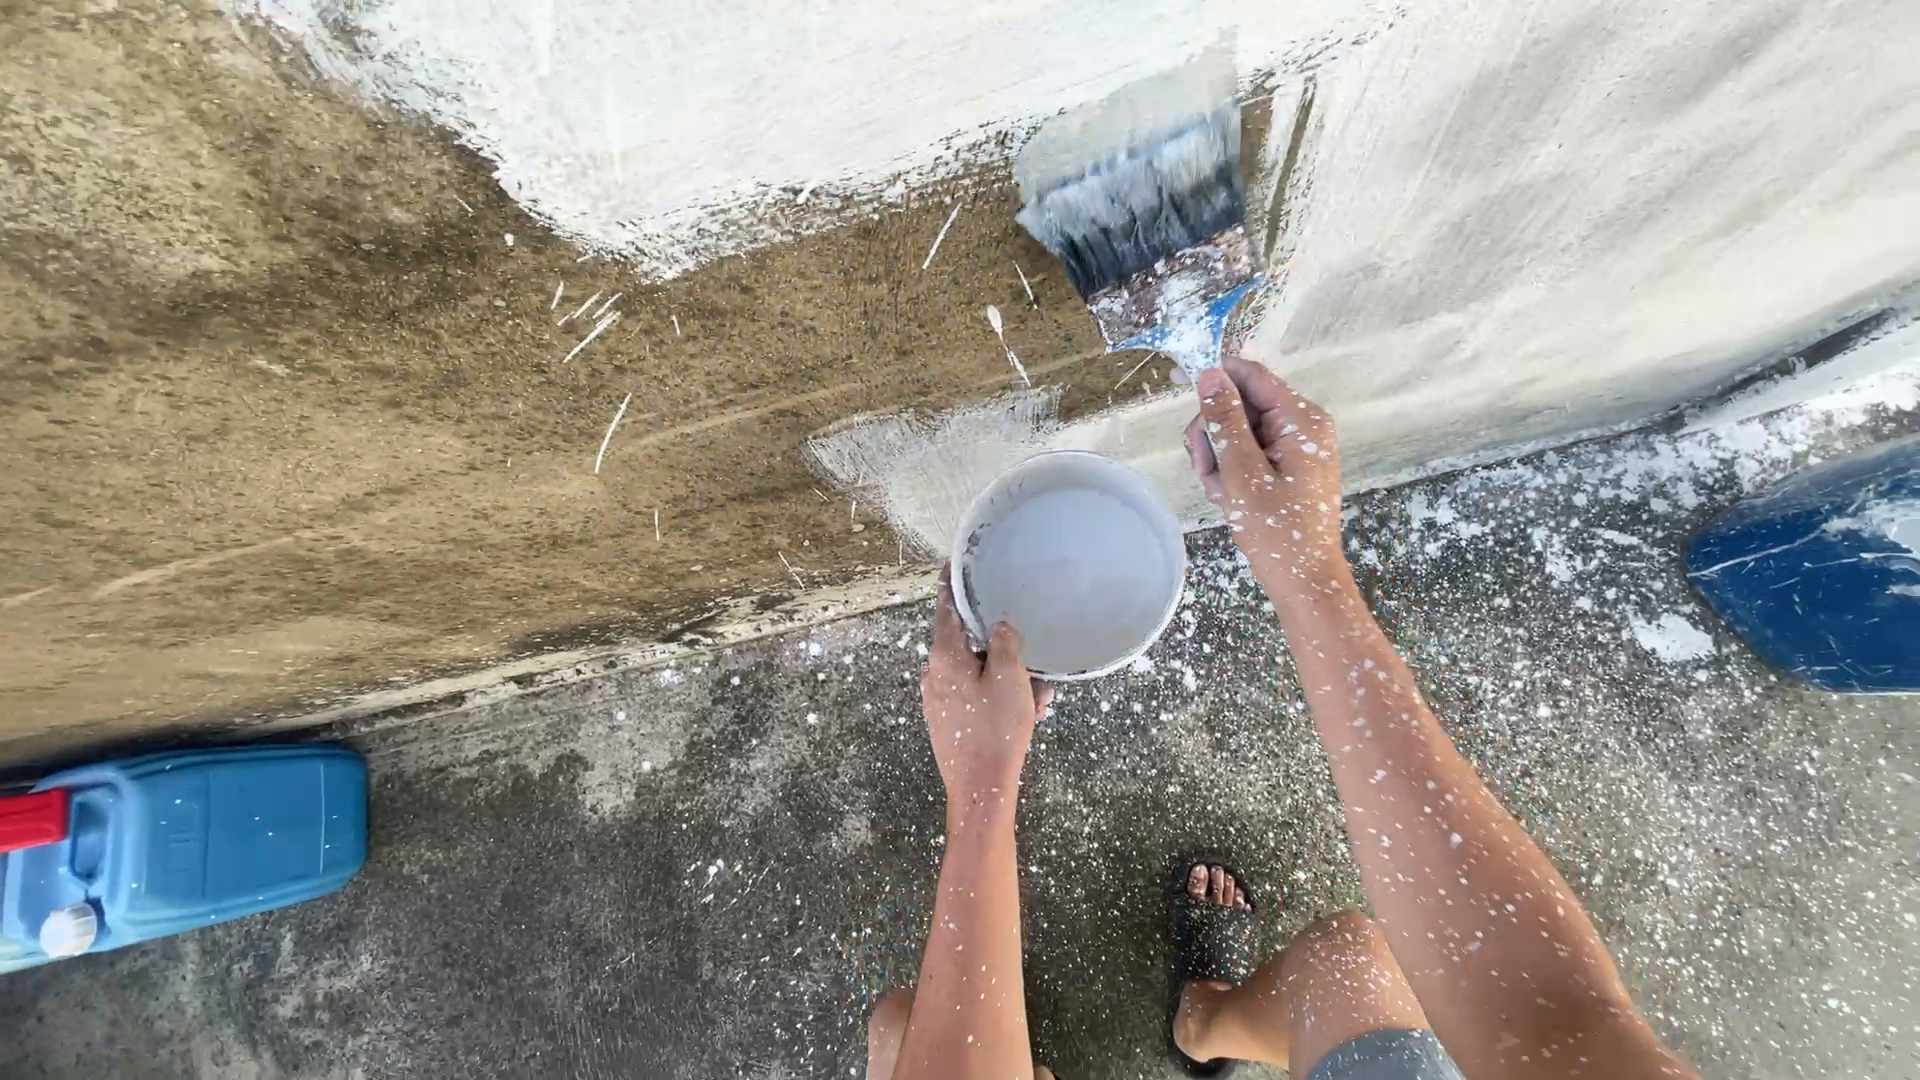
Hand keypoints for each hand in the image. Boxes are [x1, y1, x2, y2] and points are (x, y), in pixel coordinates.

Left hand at [921, 567, 1052, 818]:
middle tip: (1030, 655)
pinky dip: (999, 696)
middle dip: (1001, 648)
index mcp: (944, 656)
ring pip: (978, 673)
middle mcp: (934, 673)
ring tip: (1038, 693)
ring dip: (1008, 677)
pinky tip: (1028, 710)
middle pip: (968, 644)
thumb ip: (1005, 643)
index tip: (953, 563)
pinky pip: (975, 695)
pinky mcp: (947, 719)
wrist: (980, 789)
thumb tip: (999, 627)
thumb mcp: (1010, 678)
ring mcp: (938, 698)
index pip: (945, 608)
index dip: (950, 583)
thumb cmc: (995, 730)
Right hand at [1183, 352, 1346, 586]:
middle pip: (1238, 406)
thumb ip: (1225, 421)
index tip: (1175, 376)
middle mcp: (1301, 426)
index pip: (1251, 376)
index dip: (1213, 373)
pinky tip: (1230, 499)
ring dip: (1217, 460)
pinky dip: (1229, 472)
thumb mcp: (1242, 473)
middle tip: (1204, 471)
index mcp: (1300, 421)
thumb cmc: (1277, 531)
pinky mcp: (1285, 466)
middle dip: (1212, 435)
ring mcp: (1293, 447)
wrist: (1303, 580)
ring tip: (1222, 494)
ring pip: (1235, 432)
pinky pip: (1245, 453)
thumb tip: (1210, 375)